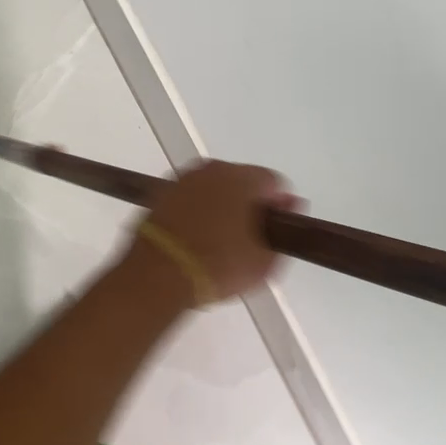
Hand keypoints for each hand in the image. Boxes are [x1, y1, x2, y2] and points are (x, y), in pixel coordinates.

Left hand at [122, 161, 297, 305]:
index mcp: (242, 178)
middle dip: (248, 205)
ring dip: (220, 207)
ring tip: (220, 243)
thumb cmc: (217, 265)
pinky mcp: (159, 194)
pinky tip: (195, 240)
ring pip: (213, 189)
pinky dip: (195, 212)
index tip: (276, 231)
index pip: (274, 183)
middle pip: (241, 181)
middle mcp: (212, 169)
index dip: (279, 207)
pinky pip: (189, 199)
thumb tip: (289, 211)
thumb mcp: (264, 263)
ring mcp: (182, 179)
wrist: (156, 275)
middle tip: (249, 239)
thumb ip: (283, 235)